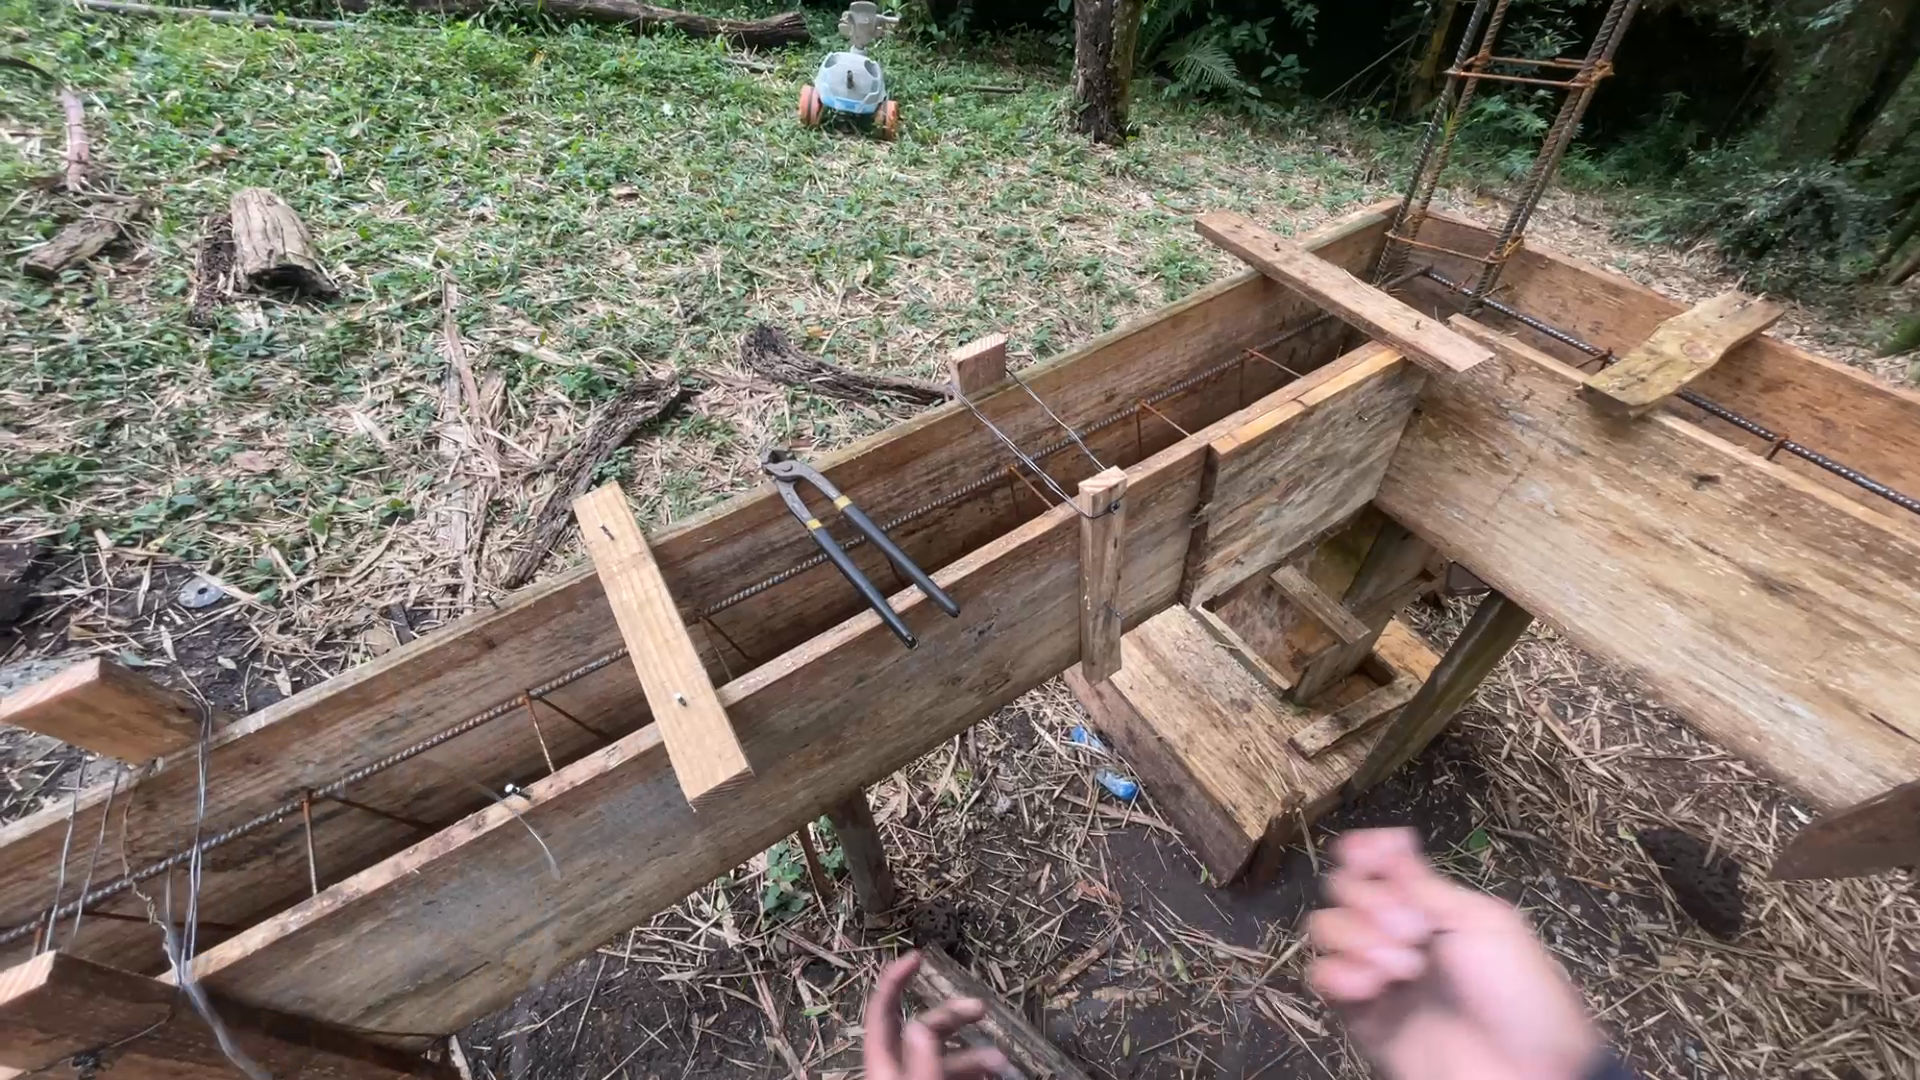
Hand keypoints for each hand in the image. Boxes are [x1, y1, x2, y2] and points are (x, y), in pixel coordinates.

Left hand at [863, 952, 1009, 1079]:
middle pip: (924, 1026)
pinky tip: (991, 1072)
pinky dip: (973, 1070)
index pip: (883, 1008)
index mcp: (884, 1060)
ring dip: (974, 1051)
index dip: (895, 977)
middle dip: (954, 1014)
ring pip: (944, 1053)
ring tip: (1000, 1059)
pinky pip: (953, 1073)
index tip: (917, 955)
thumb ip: (920, 1060)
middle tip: (982, 1008)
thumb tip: (918, 1023)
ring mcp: (916, 1078)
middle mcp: (899, 1066)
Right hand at [1306, 828, 1604, 1079]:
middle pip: (1342, 885)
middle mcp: (1392, 931)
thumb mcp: (1487, 923)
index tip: (1367, 854)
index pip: (1373, 860)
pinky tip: (1371, 987)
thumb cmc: (1518, 994)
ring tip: (1399, 968)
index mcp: (1425, 906)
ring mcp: (1373, 969)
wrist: (1523, 1076)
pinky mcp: (1358, 1010)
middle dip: (1368, 899)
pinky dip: (1340, 974)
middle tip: (1411, 930)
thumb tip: (1389, 842)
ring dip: (1356, 936)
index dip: (1363, 849)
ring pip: (1325, 925)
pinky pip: (1321, 975)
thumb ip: (1426, 882)